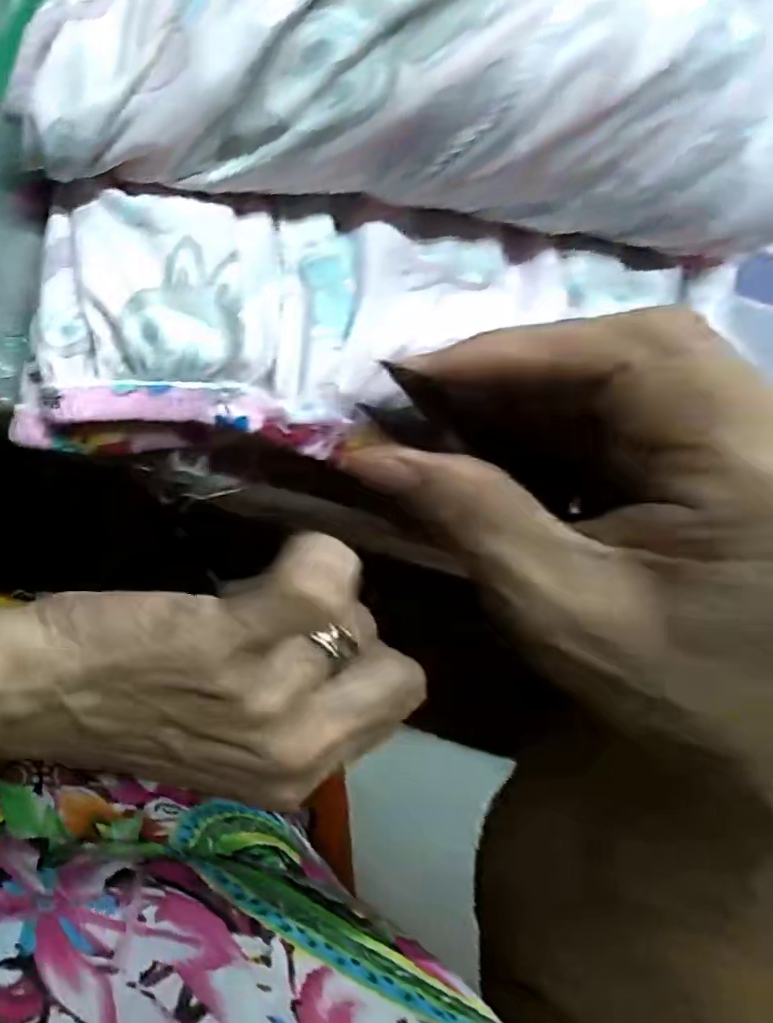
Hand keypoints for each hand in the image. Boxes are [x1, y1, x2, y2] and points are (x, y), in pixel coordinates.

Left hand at [0, 533, 424, 809]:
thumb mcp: (199, 735)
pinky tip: (285, 551)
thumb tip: (309, 655)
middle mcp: (293, 749)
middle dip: (344, 635)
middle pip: (391, 676)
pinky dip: (315, 556)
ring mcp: (265, 695)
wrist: (20, 691)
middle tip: (274, 612)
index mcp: (287, 778)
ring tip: (245, 590)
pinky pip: (318, 581)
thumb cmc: (92, 702)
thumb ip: (260, 715)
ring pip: (357, 624)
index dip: (343, 667)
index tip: (294, 640)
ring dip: (313, 595)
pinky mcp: (228, 638)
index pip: (380, 716)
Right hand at [341, 308, 772, 785]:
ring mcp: (745, 449)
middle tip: (407, 396)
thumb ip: (466, 513)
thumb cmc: (674, 683)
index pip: (640, 352)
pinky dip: (534, 420)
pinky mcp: (715, 468)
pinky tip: (478, 446)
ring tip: (426, 420)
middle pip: (633, 348)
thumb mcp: (555, 601)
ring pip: (621, 376)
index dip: (516, 347)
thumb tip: (361, 453)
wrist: (766, 746)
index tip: (410, 375)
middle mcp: (767, 436)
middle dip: (506, 364)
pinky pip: (617, 414)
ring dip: (513, 391)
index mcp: (756, 466)